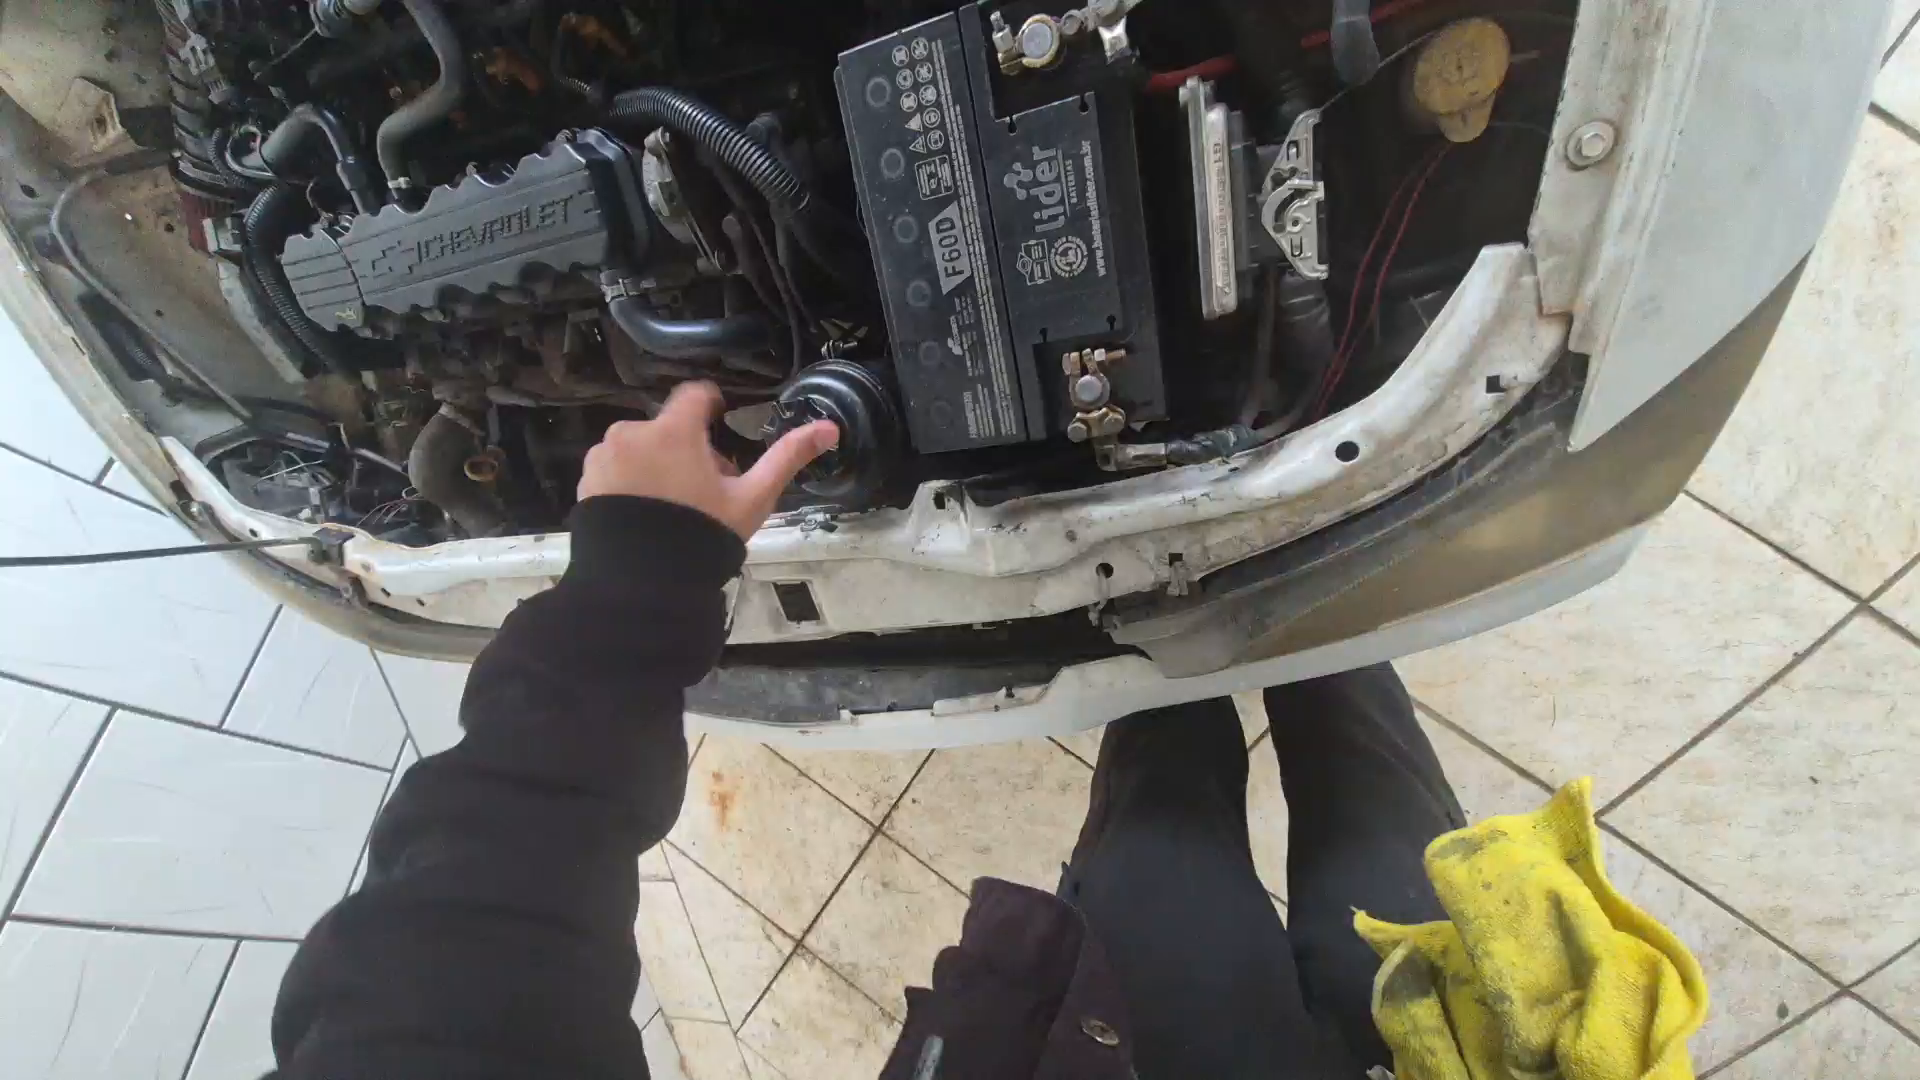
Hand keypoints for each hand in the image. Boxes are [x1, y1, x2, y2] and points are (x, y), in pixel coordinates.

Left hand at [578, 382, 838, 539]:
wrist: (642, 584)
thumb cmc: (704, 534)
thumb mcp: (753, 498)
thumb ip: (788, 458)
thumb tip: (830, 428)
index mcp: (675, 430)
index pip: (697, 394)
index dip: (714, 406)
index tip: (723, 425)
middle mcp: (633, 432)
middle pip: (670, 425)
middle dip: (689, 446)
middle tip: (707, 488)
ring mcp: (605, 456)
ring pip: (641, 446)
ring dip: (659, 463)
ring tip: (674, 506)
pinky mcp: (587, 480)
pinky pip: (616, 467)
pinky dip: (632, 480)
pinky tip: (646, 514)